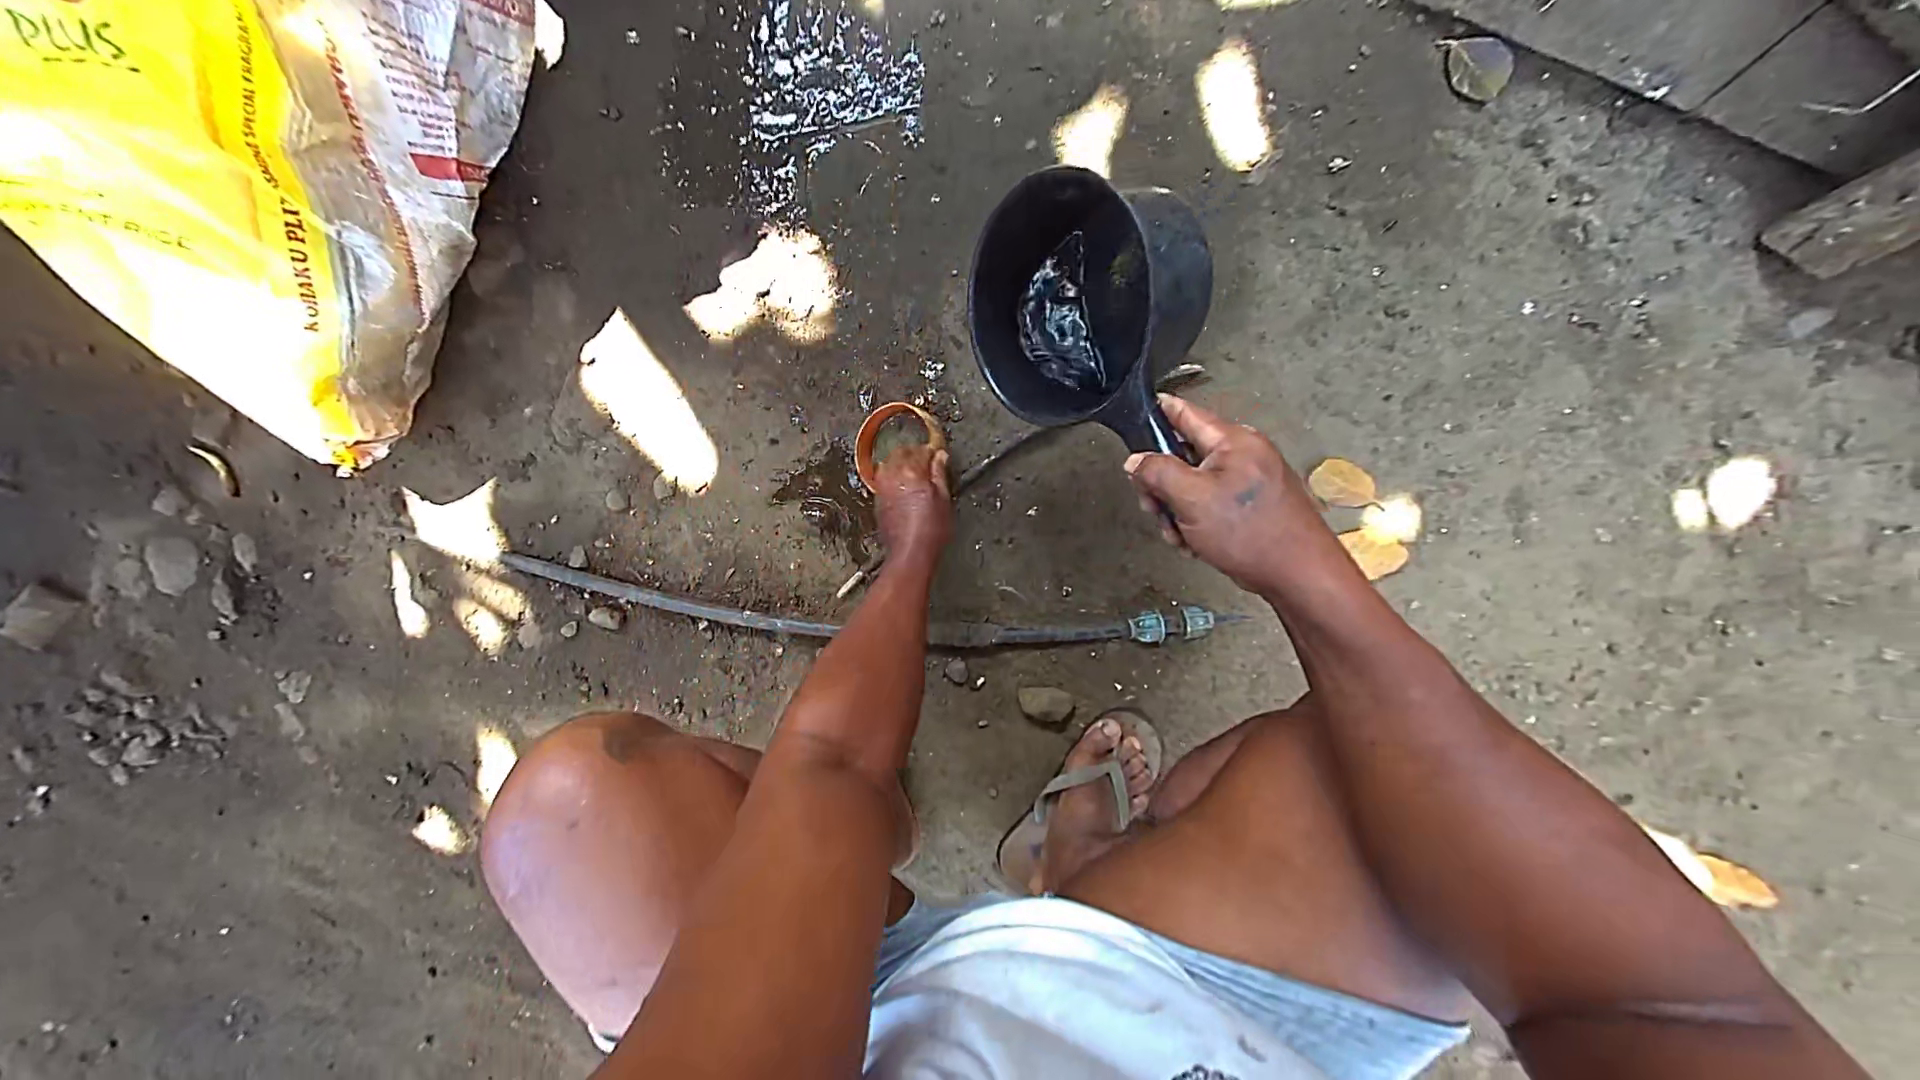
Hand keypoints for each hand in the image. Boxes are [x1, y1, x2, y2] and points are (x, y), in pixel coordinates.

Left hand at [873, 443, 951, 564]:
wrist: (910, 553)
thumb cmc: (930, 530)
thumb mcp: (944, 499)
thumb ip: (940, 473)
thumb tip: (940, 456)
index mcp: (911, 472)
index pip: (920, 450)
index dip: (931, 452)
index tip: (938, 456)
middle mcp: (892, 476)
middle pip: (901, 452)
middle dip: (914, 453)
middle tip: (928, 462)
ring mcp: (882, 487)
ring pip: (890, 463)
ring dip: (902, 463)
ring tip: (916, 474)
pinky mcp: (878, 499)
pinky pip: (884, 478)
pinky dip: (894, 477)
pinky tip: (905, 487)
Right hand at [1125, 395, 1350, 595]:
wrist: (1296, 574)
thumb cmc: (1256, 534)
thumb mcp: (1191, 498)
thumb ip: (1157, 472)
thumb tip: (1136, 461)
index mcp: (1233, 441)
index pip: (1185, 413)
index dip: (1156, 415)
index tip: (1138, 418)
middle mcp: (1243, 454)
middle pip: (1182, 455)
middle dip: (1161, 484)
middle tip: (1155, 505)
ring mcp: (1247, 480)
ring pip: (1192, 484)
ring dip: (1176, 510)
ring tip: (1181, 532)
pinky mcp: (1249, 504)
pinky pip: (1209, 503)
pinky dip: (1196, 522)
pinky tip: (1196, 541)